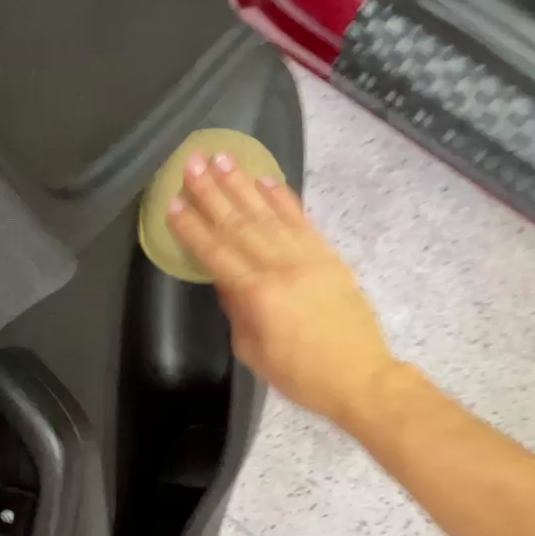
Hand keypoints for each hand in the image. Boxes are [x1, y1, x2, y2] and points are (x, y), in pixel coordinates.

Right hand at [166, 152, 401, 424]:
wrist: (361, 377)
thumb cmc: (302, 375)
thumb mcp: (254, 351)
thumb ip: (236, 309)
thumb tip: (224, 277)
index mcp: (257, 295)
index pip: (216, 252)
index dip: (192, 226)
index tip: (173, 200)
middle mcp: (281, 267)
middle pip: (239, 222)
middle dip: (212, 191)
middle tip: (193, 161)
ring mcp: (308, 256)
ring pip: (268, 213)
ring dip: (243, 184)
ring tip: (223, 158)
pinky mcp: (328, 254)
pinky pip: (300, 219)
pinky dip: (282, 197)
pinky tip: (266, 179)